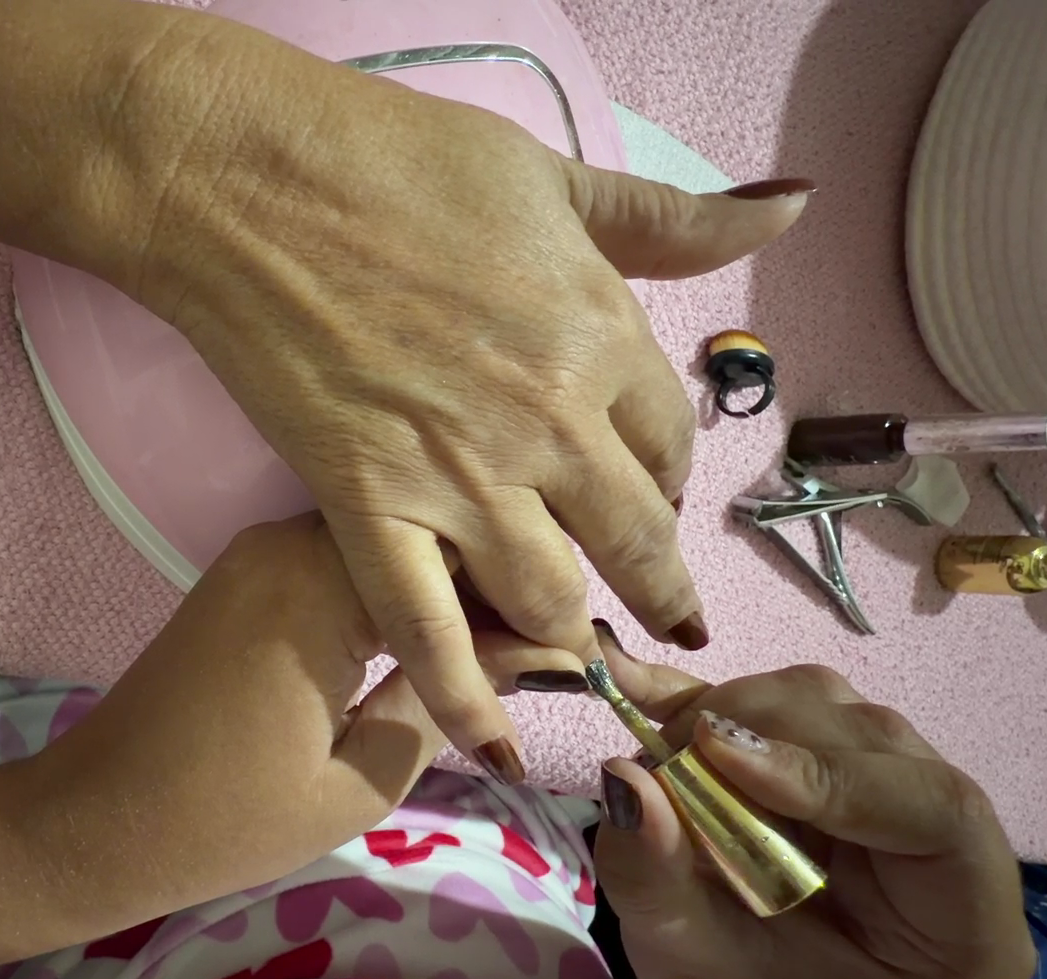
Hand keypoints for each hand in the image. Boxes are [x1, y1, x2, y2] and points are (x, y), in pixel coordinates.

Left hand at [23, 514, 587, 916]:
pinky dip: (388, 588)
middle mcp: (289, 540)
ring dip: (441, 585)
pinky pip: (337, 558)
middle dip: (489, 586)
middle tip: (541, 650)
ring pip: (383, 542)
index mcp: (322, 585)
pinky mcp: (242, 570)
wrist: (99, 812)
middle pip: (421, 537)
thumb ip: (443, 705)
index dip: (528, 602)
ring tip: (494, 646)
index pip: (460, 562)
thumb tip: (519, 659)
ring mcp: (259, 549)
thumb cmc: (226, 817)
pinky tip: (424, 631)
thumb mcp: (359, 779)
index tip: (577, 647)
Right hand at [138, 66, 810, 781]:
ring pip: (547, 601)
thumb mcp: (551, 174)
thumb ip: (666, 217)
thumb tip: (788, 208)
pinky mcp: (365, 512)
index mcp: (601, 337)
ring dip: (570, 638)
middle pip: (630, 542)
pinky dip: (461, 699)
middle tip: (649, 618)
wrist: (258, 188)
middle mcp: (549, 428)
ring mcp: (457, 482)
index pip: (669, 445)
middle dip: (651, 589)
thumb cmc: (399, 163)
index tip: (646, 503)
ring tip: (576, 659)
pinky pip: (422, 631)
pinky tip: (495, 746)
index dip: (666, 483)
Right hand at [589, 632, 1034, 978]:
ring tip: (665, 756)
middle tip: (664, 759)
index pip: (939, 814)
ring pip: (823, 703)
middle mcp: (941, 846)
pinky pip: (773, 695)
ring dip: (727, 712)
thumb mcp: (680, 953)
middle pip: (869, 739)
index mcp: (954, 929)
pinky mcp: (825, 753)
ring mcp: (884, 788)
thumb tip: (625, 776)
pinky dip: (698, 690)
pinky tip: (635, 684)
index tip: (713, 751)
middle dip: (753, 733)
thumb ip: (653, 874)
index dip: (829, 769)